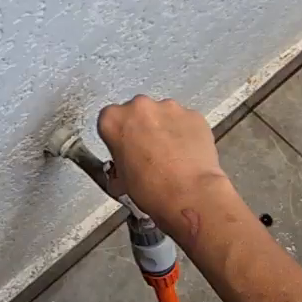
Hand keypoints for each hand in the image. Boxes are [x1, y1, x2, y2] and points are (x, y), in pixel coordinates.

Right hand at [96, 95, 232, 238]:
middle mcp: (139, 107)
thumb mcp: (120, 180)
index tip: (124, 146)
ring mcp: (168, 108)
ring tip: (170, 157)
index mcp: (113, 120)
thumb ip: (119, 162)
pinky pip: (186, 121)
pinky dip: (186, 134)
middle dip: (142, 129)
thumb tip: (125, 168)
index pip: (109, 120)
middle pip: (137, 113)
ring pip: (163, 115)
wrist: (187, 194)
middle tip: (148, 154)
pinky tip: (186, 154)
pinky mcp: (192, 115)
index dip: (119, 136)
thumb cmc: (153, 188)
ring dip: (164, 130)